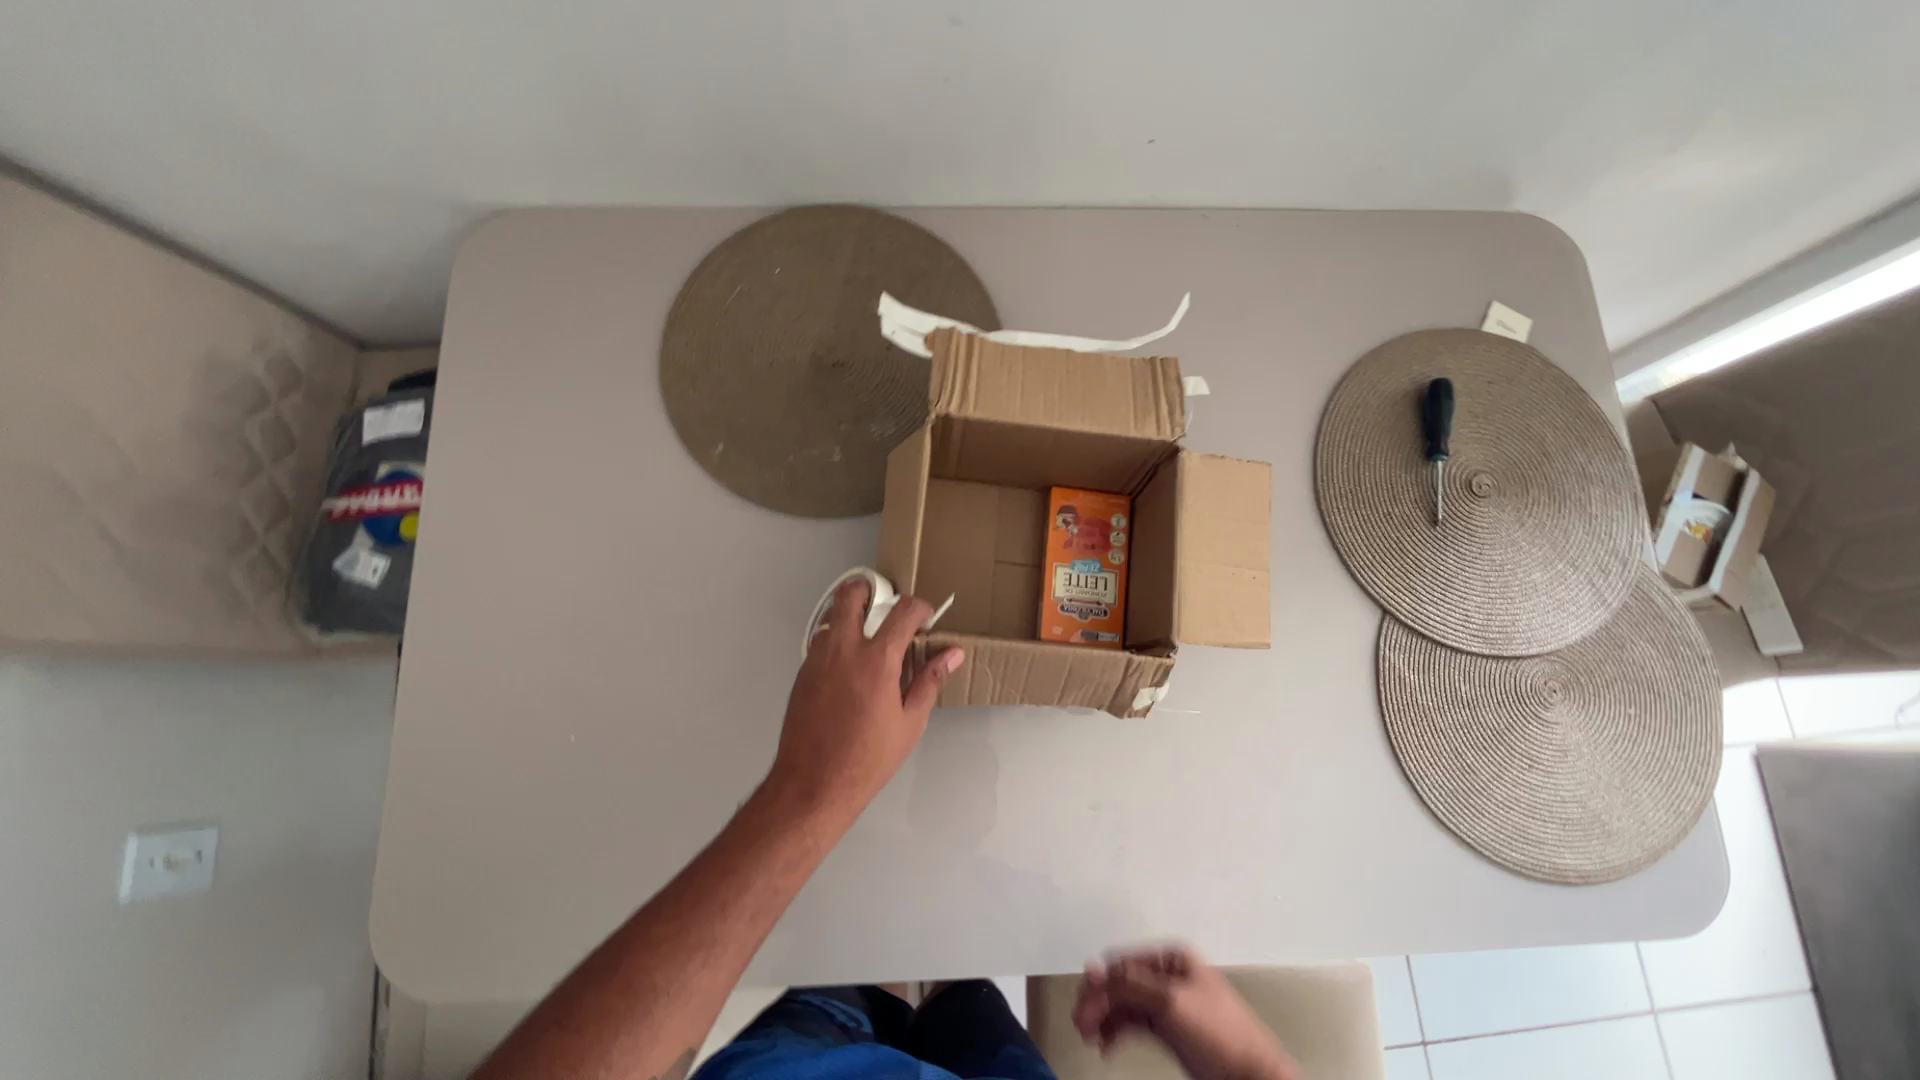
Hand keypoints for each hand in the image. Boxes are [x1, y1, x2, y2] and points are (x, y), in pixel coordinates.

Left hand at [765, 580, 962, 816]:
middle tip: (885, 604)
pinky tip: (850, 668)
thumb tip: (951, 655)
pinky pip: (821, 642)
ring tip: (869, 638)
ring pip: (832, 616)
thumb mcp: (910, 723)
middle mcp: (843, 650)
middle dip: (870, 590)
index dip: (920, 607)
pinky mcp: (802, 674)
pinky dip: (837, 641)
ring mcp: (817, 659)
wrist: (812, 783)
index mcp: (876, 660)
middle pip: (851, 595)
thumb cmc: (867, 759)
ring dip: (851, 616)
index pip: (903, 611)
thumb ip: (930, 681)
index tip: (926, 618)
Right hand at [1074, 944, 1300, 1079]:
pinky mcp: (1169, 1029)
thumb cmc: (1217, 1034)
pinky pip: (1134, 1023)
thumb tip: (1091, 966)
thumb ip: (1128, 985)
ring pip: (1124, 1004)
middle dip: (1099, 1004)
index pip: (1121, 964)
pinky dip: (1118, 1032)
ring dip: (1105, 1019)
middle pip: (1120, 984)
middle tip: (1082, 1029)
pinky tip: (1107, 1047)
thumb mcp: (1169, 1003)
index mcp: (1172, 959)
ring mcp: (1169, 1003)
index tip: (1082, 1012)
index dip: (1099, 986)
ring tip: (1092, 1040)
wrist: (1253, 1079)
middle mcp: (1168, 975)